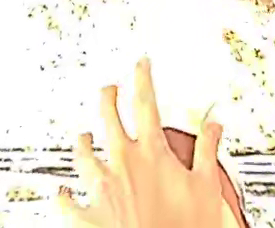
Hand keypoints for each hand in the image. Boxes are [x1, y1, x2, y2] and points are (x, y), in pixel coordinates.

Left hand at [58, 58, 234, 227]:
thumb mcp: (205, 186)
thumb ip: (206, 149)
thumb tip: (213, 122)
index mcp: (151, 151)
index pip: (145, 101)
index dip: (142, 77)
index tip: (140, 63)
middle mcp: (122, 163)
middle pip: (108, 118)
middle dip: (107, 97)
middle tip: (108, 88)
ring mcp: (101, 190)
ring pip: (83, 155)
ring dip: (82, 142)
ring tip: (83, 135)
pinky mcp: (85, 219)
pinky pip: (66, 203)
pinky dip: (62, 195)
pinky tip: (60, 191)